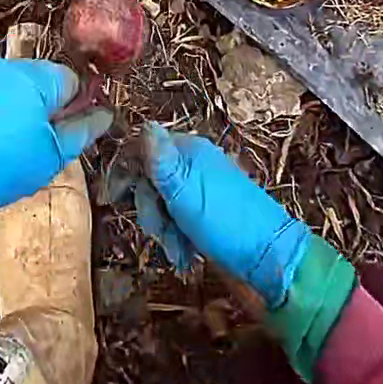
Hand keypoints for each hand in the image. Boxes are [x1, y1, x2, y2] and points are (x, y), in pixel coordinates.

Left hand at [0, 56, 110, 225]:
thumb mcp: (51, 156)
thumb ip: (83, 130)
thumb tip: (104, 114)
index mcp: (36, 79)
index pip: (70, 79)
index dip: (70, 106)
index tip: (59, 132)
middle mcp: (6, 65)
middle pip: (40, 77)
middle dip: (41, 102)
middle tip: (30, 140)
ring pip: (10, 81)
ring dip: (13, 101)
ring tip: (0, 138)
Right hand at [135, 124, 355, 377]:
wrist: (268, 259)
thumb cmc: (225, 222)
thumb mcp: (185, 192)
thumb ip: (161, 161)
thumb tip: (144, 124)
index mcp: (190, 151)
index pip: (145, 149)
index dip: (128, 172)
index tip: (114, 198)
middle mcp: (195, 165)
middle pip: (151, 180)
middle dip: (150, 209)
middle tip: (160, 231)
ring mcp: (202, 191)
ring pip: (163, 204)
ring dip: (164, 229)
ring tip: (177, 250)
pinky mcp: (207, 215)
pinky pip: (178, 221)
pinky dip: (177, 238)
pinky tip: (185, 255)